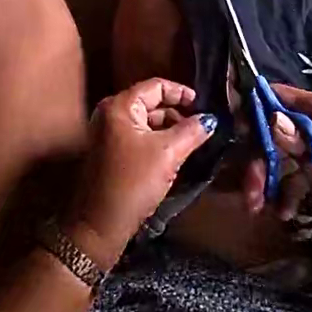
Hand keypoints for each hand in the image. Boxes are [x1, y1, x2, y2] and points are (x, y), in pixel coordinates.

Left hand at [69, 78, 216, 266]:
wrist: (100, 225)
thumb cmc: (133, 182)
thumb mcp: (168, 154)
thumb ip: (192, 131)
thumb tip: (211, 119)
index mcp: (119, 106)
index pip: (156, 86)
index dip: (182, 93)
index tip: (204, 105)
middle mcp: (110, 114)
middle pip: (151, 102)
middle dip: (178, 112)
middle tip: (203, 125)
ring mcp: (109, 133)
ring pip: (147, 121)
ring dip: (170, 128)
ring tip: (194, 140)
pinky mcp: (112, 152)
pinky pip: (140, 137)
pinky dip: (159, 141)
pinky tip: (177, 153)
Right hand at [244, 84, 311, 228]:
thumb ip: (307, 140)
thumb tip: (271, 122)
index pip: (275, 98)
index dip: (253, 109)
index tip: (237, 132)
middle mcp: (308, 126)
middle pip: (268, 135)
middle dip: (255, 160)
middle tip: (249, 191)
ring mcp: (310, 152)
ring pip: (274, 161)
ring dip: (262, 182)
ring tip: (258, 208)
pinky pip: (287, 182)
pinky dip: (281, 197)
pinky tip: (285, 214)